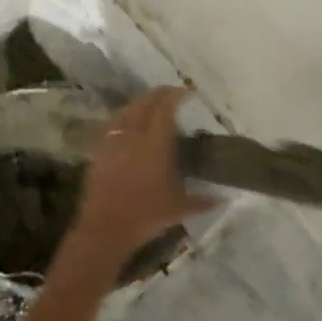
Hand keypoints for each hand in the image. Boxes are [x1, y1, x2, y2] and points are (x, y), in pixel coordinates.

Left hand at [68, 87, 215, 257]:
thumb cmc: (146, 216)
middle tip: (170, 94)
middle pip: (144, 104)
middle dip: (158, 95)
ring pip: (125, 112)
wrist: (105, 228)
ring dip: (139, 103)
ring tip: (149, 105)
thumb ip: (202, 201)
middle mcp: (133, 136)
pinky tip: (125, 126)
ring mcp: (112, 143)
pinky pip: (110, 126)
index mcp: (155, 144)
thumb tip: (224, 199)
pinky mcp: (98, 153)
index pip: (165, 109)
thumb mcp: (179, 209)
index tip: (186, 92)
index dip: (175, 95)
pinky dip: (121, 119)